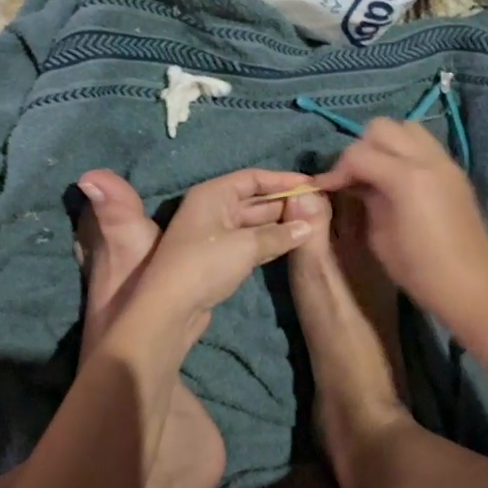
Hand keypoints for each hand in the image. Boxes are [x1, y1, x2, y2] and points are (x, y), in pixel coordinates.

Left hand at [83, 168, 316, 358]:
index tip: (312, 186)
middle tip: (317, 206)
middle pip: (254, 199)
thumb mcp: (246, 245)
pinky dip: (270, 242)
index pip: (253, 178)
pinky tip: (293, 243)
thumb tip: (307, 227)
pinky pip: (249, 242)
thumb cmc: (205, 265)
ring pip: (253, 222)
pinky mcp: (218, 258)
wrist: (170, 309)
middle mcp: (212, 209)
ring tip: (312, 223)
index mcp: (213, 194)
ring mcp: (214, 235)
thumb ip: (279, 234)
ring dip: (279, 224)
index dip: (283, 180)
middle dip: (284, 203)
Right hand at [311, 118, 487, 328]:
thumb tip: (357, 184)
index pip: (358, 154)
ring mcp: (446, 162)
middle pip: (382, 128)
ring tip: (377, 173)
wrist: (471, 287)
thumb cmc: (419, 271)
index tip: (326, 187)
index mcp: (406, 178)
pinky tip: (398, 181)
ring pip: (407, 128)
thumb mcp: (379, 237)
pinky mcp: (455, 171)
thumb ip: (366, 199)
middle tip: (354, 177)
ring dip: (386, 144)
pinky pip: (424, 145)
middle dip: (361, 148)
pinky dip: (405, 152)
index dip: (337, 169)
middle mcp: (428, 160)